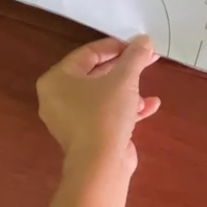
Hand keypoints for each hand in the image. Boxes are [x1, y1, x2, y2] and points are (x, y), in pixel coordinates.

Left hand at [36, 36, 162, 168]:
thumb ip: (135, 56)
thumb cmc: (105, 114)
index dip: (116, 46)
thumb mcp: (124, 79)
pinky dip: (126, 110)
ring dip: (129, 91)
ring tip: (147, 90)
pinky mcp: (86, 137)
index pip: (88, 53)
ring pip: (103, 96)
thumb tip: (144, 40)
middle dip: (125, 70)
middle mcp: (58, 98)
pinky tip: (150, 107)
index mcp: (57, 79)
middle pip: (96, 75)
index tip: (138, 46)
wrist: (101, 166)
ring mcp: (71, 120)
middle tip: (147, 61)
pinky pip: (106, 115)